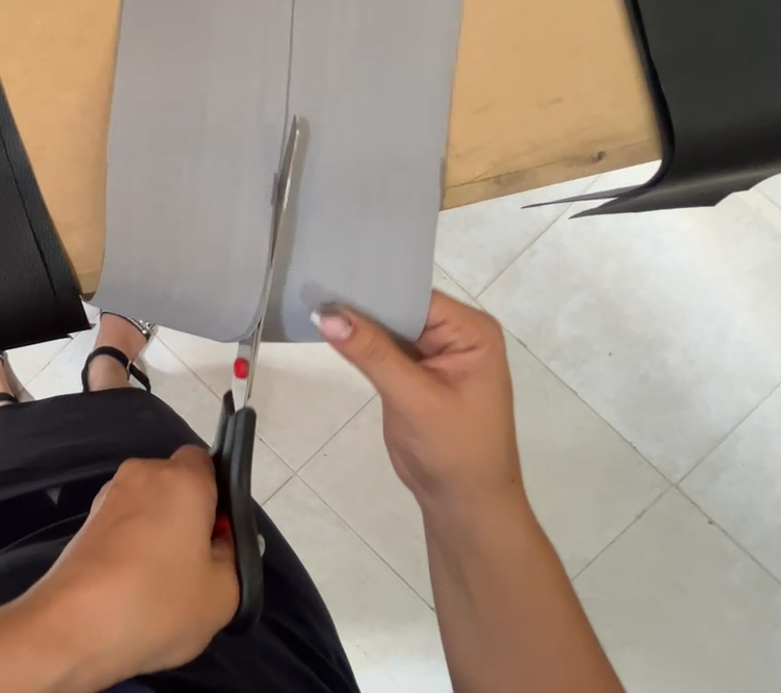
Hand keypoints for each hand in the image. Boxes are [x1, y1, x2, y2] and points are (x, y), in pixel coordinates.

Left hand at [14, 446, 238, 686]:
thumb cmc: (158, 602)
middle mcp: (143, 473)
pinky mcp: (88, 516)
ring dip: (161, 528)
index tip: (221, 534)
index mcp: (181, 479)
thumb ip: (233, 557)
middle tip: (199, 563)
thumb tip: (222, 539)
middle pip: (176, 482)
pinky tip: (135, 582)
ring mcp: (110, 493)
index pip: (206, 461)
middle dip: (190, 513)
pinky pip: (125, 520)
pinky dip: (135, 541)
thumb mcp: (223, 593)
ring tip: (164, 581)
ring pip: (149, 503)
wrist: (76, 622)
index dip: (218, 495)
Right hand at [316, 292, 522, 515]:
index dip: (372, 288)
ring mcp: (433, 351)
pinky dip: (356, 340)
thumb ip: (370, 352)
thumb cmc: (454, 449)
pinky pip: (379, 343)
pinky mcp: (411, 369)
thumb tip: (325, 313)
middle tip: (310, 285)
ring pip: (384, 324)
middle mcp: (454, 334)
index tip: (327, 278)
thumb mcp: (414, 397)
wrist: (463, 502)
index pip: (412, 296)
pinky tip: (326, 328)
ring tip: (309, 299)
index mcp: (471, 332)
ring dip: (353, 320)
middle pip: (397, 305)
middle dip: (358, 302)